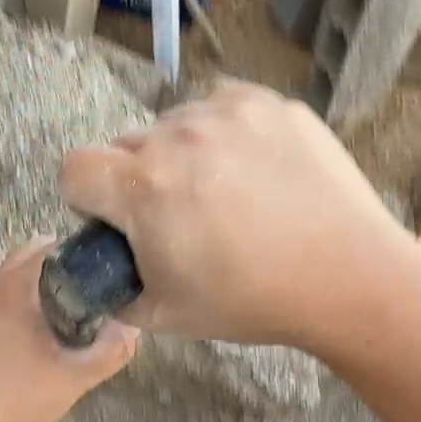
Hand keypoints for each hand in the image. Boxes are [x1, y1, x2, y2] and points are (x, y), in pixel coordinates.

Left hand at [0, 239, 139, 421]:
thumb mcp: (74, 378)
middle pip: (29, 258)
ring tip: (71, 310)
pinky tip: (40, 331)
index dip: (82, 254)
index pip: (51, 248)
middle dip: (61, 267)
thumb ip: (110, 351)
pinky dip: (21, 302)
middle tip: (92, 290)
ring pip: (12, 280)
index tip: (106, 271)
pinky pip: (0, 300)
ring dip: (39, 286)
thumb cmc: (17, 398)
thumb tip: (130, 327)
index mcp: (12, 289)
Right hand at [59, 80, 414, 348]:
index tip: (114, 221)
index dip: (84, 199)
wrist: (347, 277)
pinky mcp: (271, 105)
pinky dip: (222, 134)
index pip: (73, 168)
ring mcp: (228, 114)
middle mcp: (178, 137)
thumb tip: (105, 275)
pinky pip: (221, 108)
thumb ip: (115, 291)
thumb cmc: (248, 301)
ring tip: (219, 194)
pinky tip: (248, 170)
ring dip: (179, 154)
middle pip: (123, 146)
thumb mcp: (162, 316)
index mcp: (143, 187)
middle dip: (134, 179)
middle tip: (174, 217)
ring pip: (173, 125)